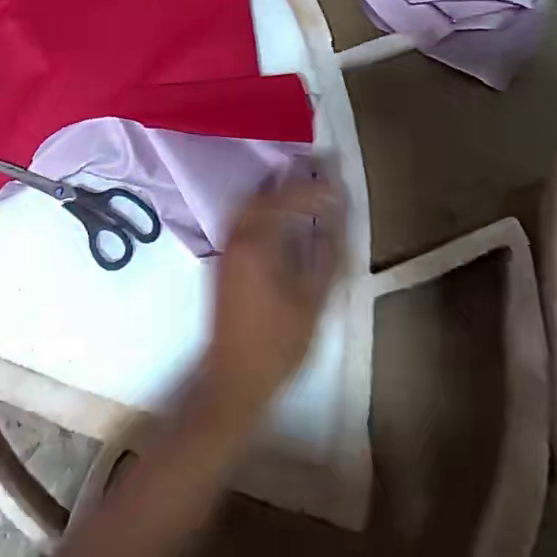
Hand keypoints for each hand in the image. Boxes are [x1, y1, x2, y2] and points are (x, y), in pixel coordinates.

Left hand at [191, 169, 343, 432]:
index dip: (312, 189)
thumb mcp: (313, 300)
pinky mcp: (222, 265)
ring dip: (272, 195)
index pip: (286, 200)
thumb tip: (334, 222)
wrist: (233, 377)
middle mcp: (236, 239)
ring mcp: (225, 252)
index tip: (334, 185)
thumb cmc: (278, 342)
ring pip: (247, 207)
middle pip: (261, 195)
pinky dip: (261, 212)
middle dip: (288, 182)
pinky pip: (241, 222)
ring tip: (300, 194)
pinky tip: (279, 223)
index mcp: (258, 243)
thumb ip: (326, 255)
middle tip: (314, 178)